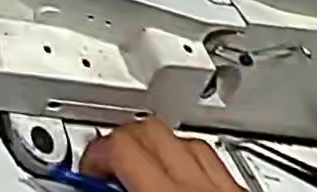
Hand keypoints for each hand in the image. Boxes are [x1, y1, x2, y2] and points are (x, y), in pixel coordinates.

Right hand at [80, 119, 239, 191]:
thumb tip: (96, 184)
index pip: (120, 148)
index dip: (93, 153)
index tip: (85, 170)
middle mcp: (203, 189)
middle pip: (150, 131)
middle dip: (120, 140)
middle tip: (106, 166)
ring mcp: (231, 191)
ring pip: (186, 140)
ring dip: (157, 146)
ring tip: (140, 167)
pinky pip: (216, 163)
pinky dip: (192, 162)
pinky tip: (182, 179)